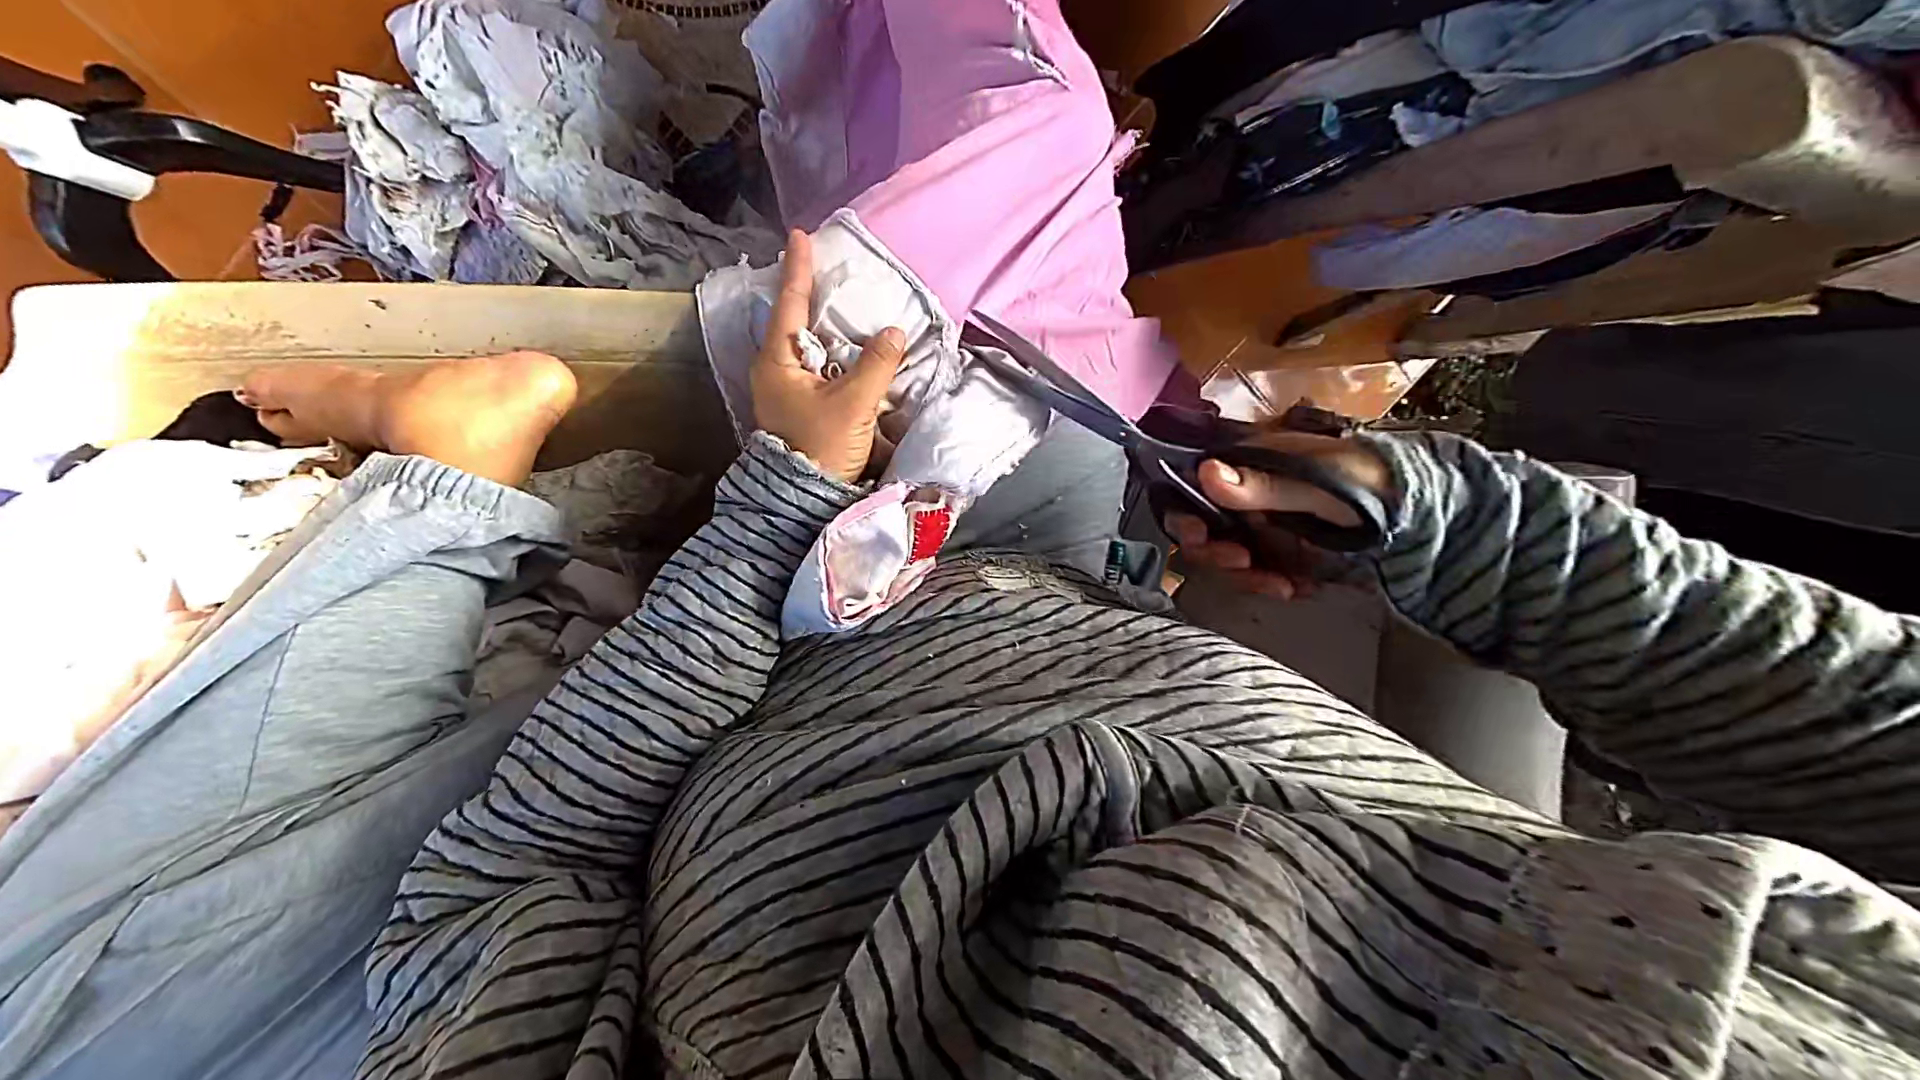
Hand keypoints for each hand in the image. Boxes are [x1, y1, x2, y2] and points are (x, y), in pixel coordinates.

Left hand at [752, 229, 907, 483]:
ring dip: (829, 332)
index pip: (789, 304)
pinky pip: (821, 373)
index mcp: (777, 363)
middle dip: (813, 298)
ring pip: (810, 350)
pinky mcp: (804, 410)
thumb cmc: (819, 448)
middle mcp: (777, 372)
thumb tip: (894, 333)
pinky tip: (855, 355)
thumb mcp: (852, 405)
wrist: (804, 501)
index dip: (798, 269)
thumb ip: (875, 366)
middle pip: (797, 324)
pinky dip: (837, 360)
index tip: (802, 235)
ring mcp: (789, 393)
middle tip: (830, 271)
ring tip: (848, 310)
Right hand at [1163, 431, 1389, 599]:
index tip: (1198, 535)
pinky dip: (1269, 584)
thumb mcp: (1317, 482)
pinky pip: (1255, 574)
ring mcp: (1260, 526)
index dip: (1185, 515)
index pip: (1191, 490)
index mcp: (1246, 466)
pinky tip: (1296, 588)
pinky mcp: (1278, 552)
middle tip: (1241, 562)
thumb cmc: (1371, 483)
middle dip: (1214, 552)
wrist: (1424, 515)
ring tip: (1279, 583)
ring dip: (1243, 576)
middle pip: (1201, 530)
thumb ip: (1262, 484)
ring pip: (1225, 557)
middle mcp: (1244, 496)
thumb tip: (1205, 471)